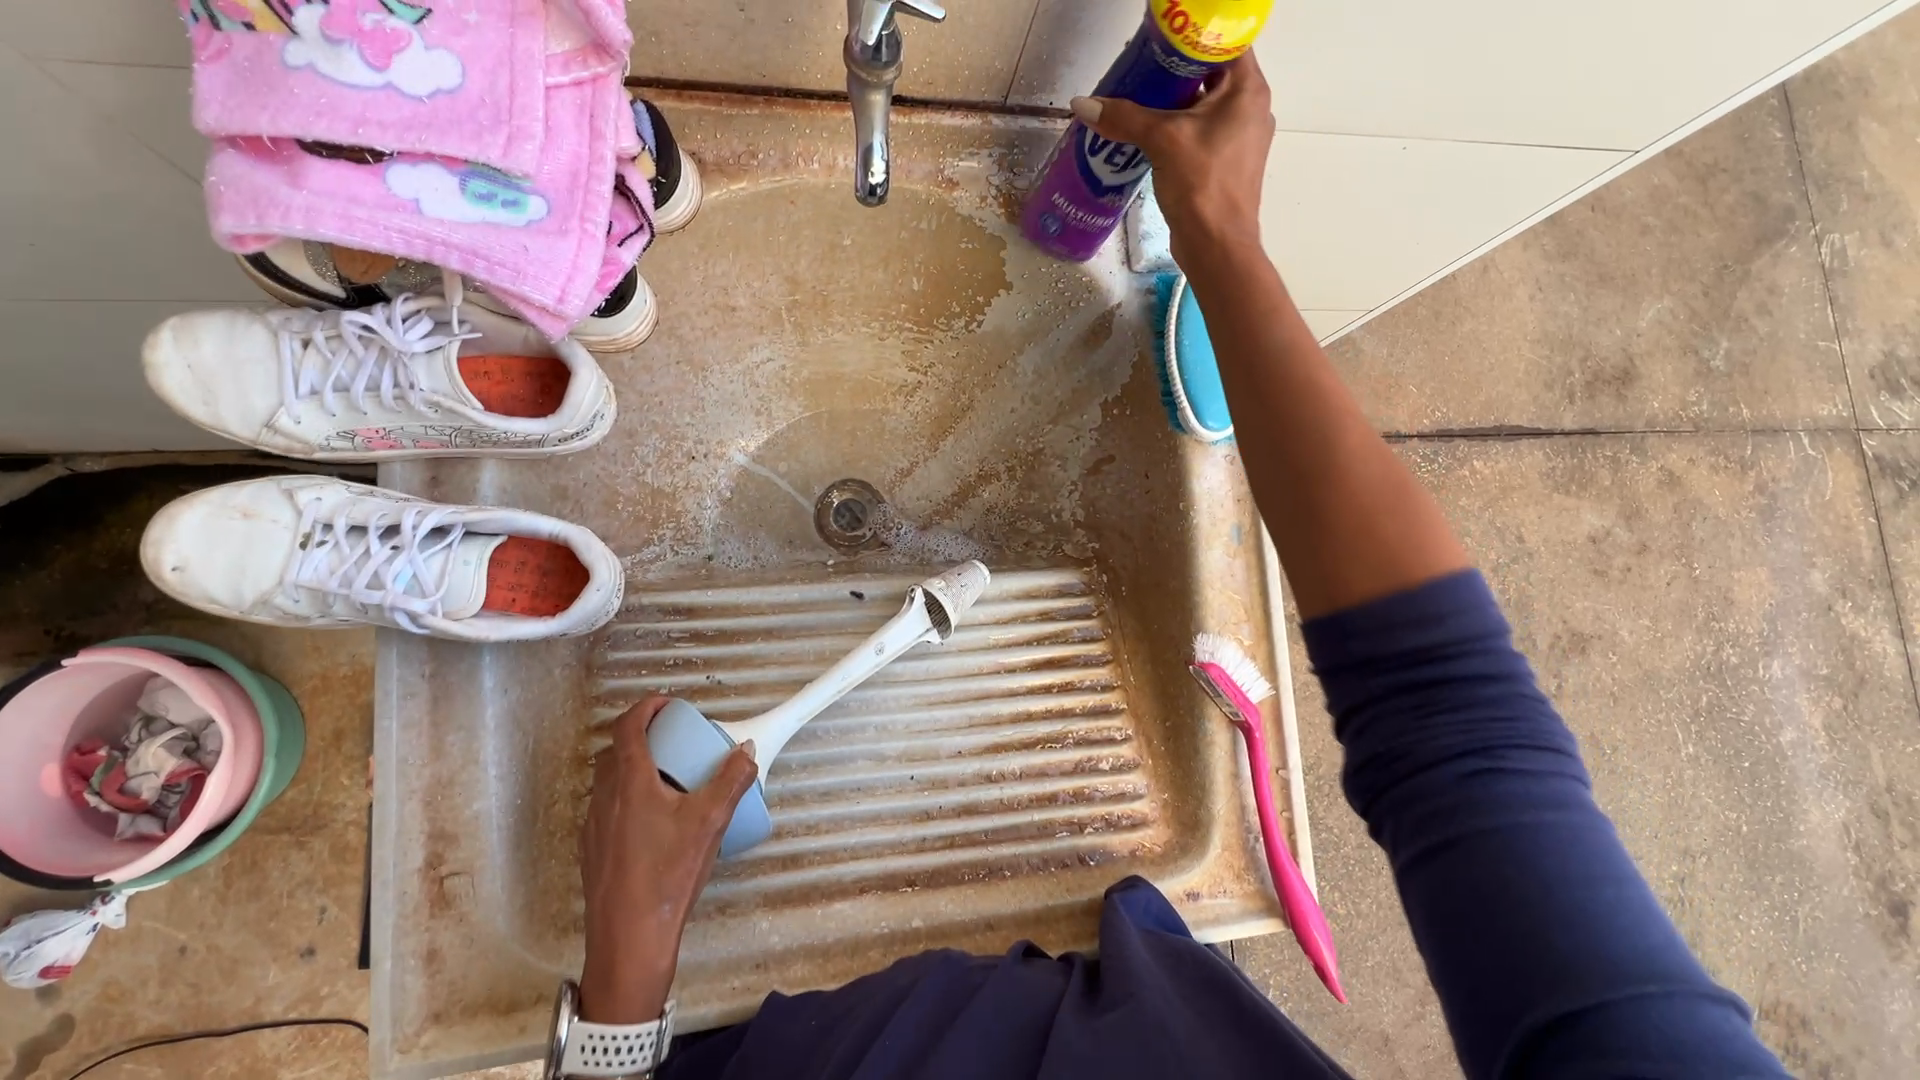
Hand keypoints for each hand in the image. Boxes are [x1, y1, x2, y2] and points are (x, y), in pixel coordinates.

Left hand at [579, 696, 758, 1023]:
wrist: (630, 936)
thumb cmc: (668, 874)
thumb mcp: (711, 821)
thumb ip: (732, 780)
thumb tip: (745, 752)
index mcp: (629, 781)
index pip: (628, 726)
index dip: (646, 707)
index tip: (667, 704)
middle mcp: (604, 797)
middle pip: (615, 750)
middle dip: (643, 736)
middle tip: (674, 739)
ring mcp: (594, 825)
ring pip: (609, 780)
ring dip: (635, 767)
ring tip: (670, 779)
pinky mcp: (593, 849)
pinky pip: (608, 808)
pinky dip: (629, 798)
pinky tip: (656, 821)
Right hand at [1070, 52, 1274, 266]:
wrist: (1217, 246)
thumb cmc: (1202, 185)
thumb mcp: (1161, 141)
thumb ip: (1123, 118)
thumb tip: (1081, 103)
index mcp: (1247, 90)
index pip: (1226, 42)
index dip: (1193, 36)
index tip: (1160, 42)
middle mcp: (1250, 108)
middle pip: (1212, 73)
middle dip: (1176, 68)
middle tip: (1140, 67)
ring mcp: (1240, 138)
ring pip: (1205, 105)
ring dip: (1173, 101)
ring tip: (1138, 98)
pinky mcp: (1226, 163)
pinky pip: (1201, 132)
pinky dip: (1177, 128)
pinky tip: (1148, 134)